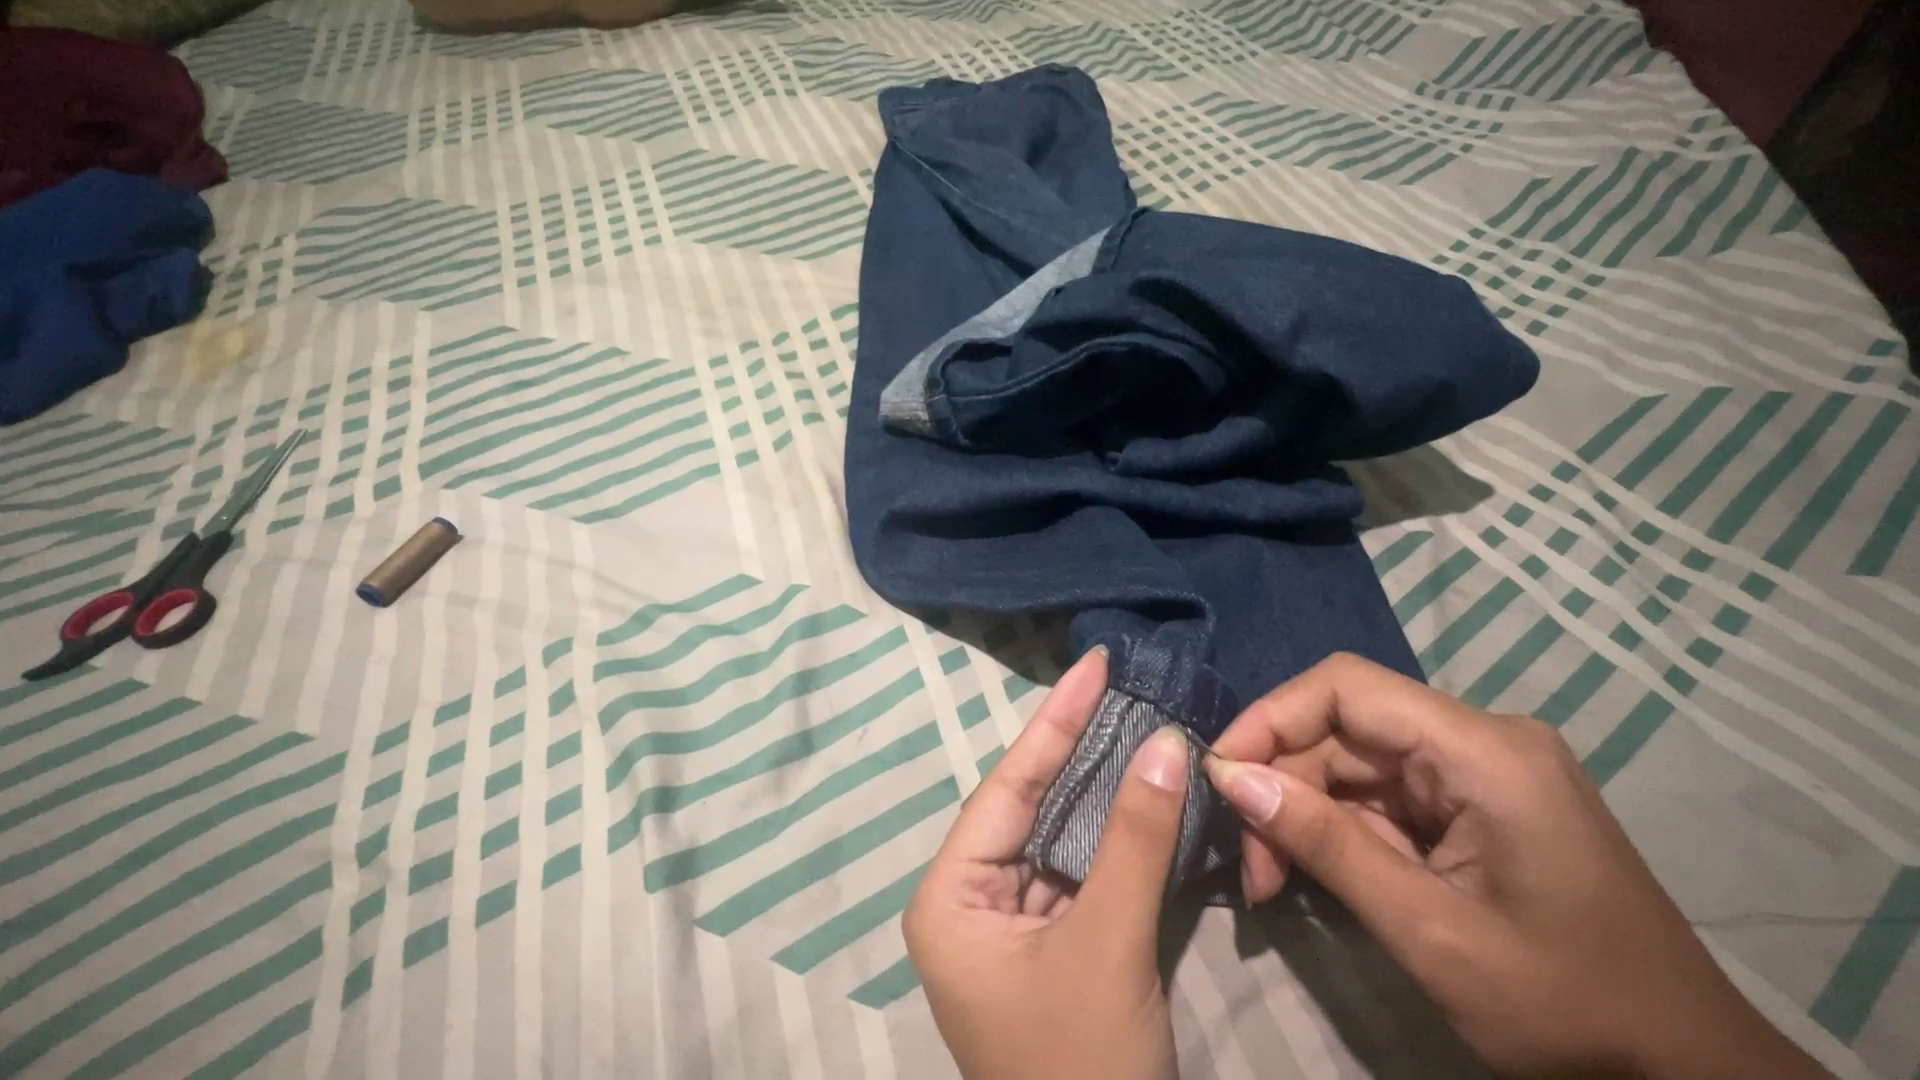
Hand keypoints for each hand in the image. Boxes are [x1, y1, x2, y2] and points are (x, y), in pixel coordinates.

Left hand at [903, 647, 1188, 1079]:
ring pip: (1060, 836)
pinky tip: (1141, 789)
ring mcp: (1012, 924)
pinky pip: (1081, 871)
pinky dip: (1115, 834)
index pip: (1008, 788)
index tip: (1093, 664)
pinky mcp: (1053, 944)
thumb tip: (1167, 744)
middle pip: (1032, 806)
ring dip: (1101, 786)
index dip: (1054, 721)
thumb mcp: (1107, 942)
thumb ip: (1133, 839)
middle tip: (1118, 682)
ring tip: (1134, 718)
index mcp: (950, 897)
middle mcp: (970, 901)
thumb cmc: (1082, 1060)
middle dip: (1077, 746)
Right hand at [1205, 653, 1831, 1079]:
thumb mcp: (1430, 931)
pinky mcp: (1474, 806)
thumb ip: (1327, 844)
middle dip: (1283, 785)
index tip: (1219, 773)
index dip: (1270, 717)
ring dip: (1304, 815)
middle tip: (1249, 864)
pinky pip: (1384, 797)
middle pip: (1345, 728)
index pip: (1346, 687)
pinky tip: (1314, 876)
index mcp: (1485, 751)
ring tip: (1271, 883)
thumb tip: (1229, 776)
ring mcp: (1480, 773)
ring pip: (1355, 764)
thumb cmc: (1565, 1004)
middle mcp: (1481, 741)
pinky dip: (1340, 832)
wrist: (1684, 1073)